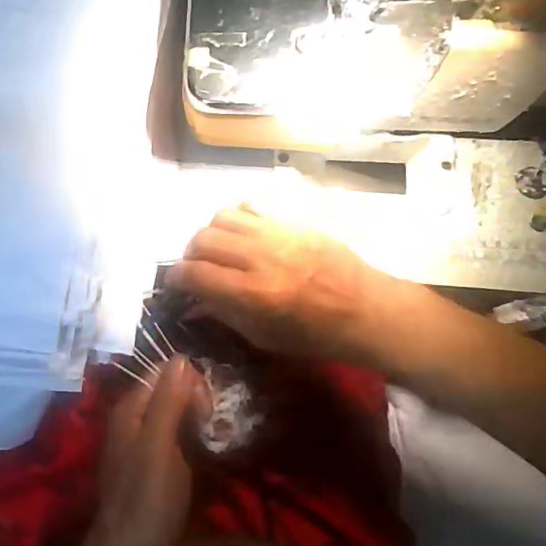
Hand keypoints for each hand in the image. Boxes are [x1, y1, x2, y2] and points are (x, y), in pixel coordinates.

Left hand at [84, 356, 202, 545]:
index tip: (210, 404)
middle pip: (169, 393)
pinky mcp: (153, 466)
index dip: (189, 381)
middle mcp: (132, 420)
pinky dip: (192, 441)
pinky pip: (175, 439)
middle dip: (196, 401)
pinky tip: (207, 454)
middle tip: (216, 425)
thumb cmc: (146, 498)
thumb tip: (180, 357)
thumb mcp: (159, 444)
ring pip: (175, 416)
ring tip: (218, 437)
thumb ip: (167, 400)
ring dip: (197, 422)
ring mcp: (141, 444)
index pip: (163, 372)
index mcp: (129, 409)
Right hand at [166, 205, 415, 366]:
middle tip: (196, 269)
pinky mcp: (294, 222)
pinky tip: (243, 236)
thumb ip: (224, 314)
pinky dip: (237, 220)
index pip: (195, 273)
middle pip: (203, 239)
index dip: (176, 278)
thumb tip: (194, 301)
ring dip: (211, 234)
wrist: (368, 311)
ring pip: (223, 216)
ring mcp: (278, 234)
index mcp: (253, 293)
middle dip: (190, 255)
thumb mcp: (264, 337)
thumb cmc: (316, 336)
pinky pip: (252, 208)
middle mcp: (261, 257)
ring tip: (218, 250)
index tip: (176, 284)